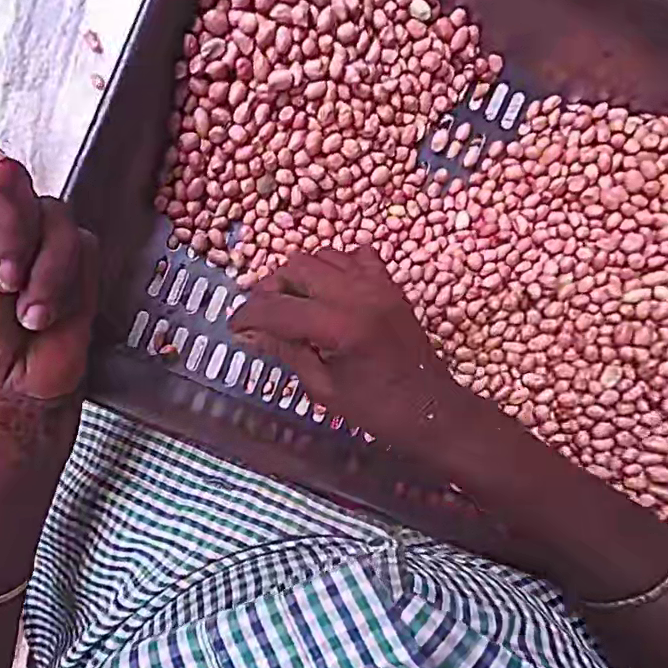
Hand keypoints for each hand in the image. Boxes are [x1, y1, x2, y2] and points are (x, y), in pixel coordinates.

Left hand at [0, 98, 97, 448]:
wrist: (17, 396)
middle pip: (11, 177)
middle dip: (10, 228)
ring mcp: (38, 240)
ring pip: (53, 210)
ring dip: (38, 265)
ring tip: (20, 307)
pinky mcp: (74, 262)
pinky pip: (81, 243)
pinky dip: (63, 282)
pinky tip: (43, 312)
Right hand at [228, 246, 475, 452]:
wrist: (432, 410)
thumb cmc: (377, 411)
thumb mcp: (323, 389)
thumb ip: (288, 352)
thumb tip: (253, 333)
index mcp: (340, 326)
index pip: (278, 308)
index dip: (248, 315)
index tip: (234, 326)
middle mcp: (358, 295)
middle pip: (296, 268)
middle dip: (270, 289)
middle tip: (262, 315)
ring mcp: (377, 285)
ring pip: (323, 255)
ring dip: (300, 275)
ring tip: (292, 303)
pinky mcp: (390, 285)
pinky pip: (355, 256)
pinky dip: (334, 266)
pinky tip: (328, 290)